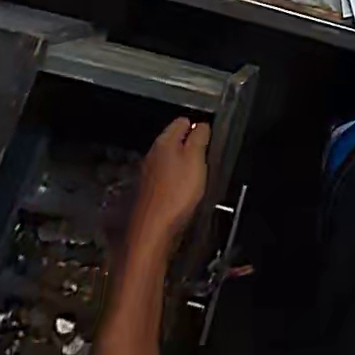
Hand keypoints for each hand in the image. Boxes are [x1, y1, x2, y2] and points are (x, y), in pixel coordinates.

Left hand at [131, 117, 209, 248]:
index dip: (198, 127)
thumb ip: (200, 137)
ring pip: (169, 158)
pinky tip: (182, 191)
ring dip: (183, 163)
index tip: (209, 141)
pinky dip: (175, 179)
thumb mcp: (196, 159)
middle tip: (204, 159)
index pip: (182, 121)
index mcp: (164, 142)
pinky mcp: (146, 192)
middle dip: (190, 145)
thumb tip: (201, 124)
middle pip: (175, 139)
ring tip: (196, 176)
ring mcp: (146, 174)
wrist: (152, 232)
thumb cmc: (178, 191)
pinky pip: (165, 176)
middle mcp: (151, 154)